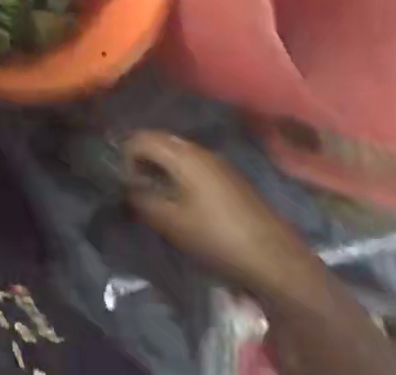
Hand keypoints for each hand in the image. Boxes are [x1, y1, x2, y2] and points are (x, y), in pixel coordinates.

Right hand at [120, 130, 322, 301]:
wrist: (273, 257)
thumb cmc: (217, 237)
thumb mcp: (171, 222)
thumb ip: (143, 200)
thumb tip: (127, 186)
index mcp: (184, 154)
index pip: (142, 137)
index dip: (125, 156)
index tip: (123, 184)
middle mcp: (200, 149)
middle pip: (161, 140)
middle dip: (142, 159)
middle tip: (134, 189)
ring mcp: (218, 161)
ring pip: (178, 152)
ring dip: (160, 167)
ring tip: (154, 197)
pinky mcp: (229, 177)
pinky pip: (194, 164)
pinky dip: (178, 174)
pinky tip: (180, 201)